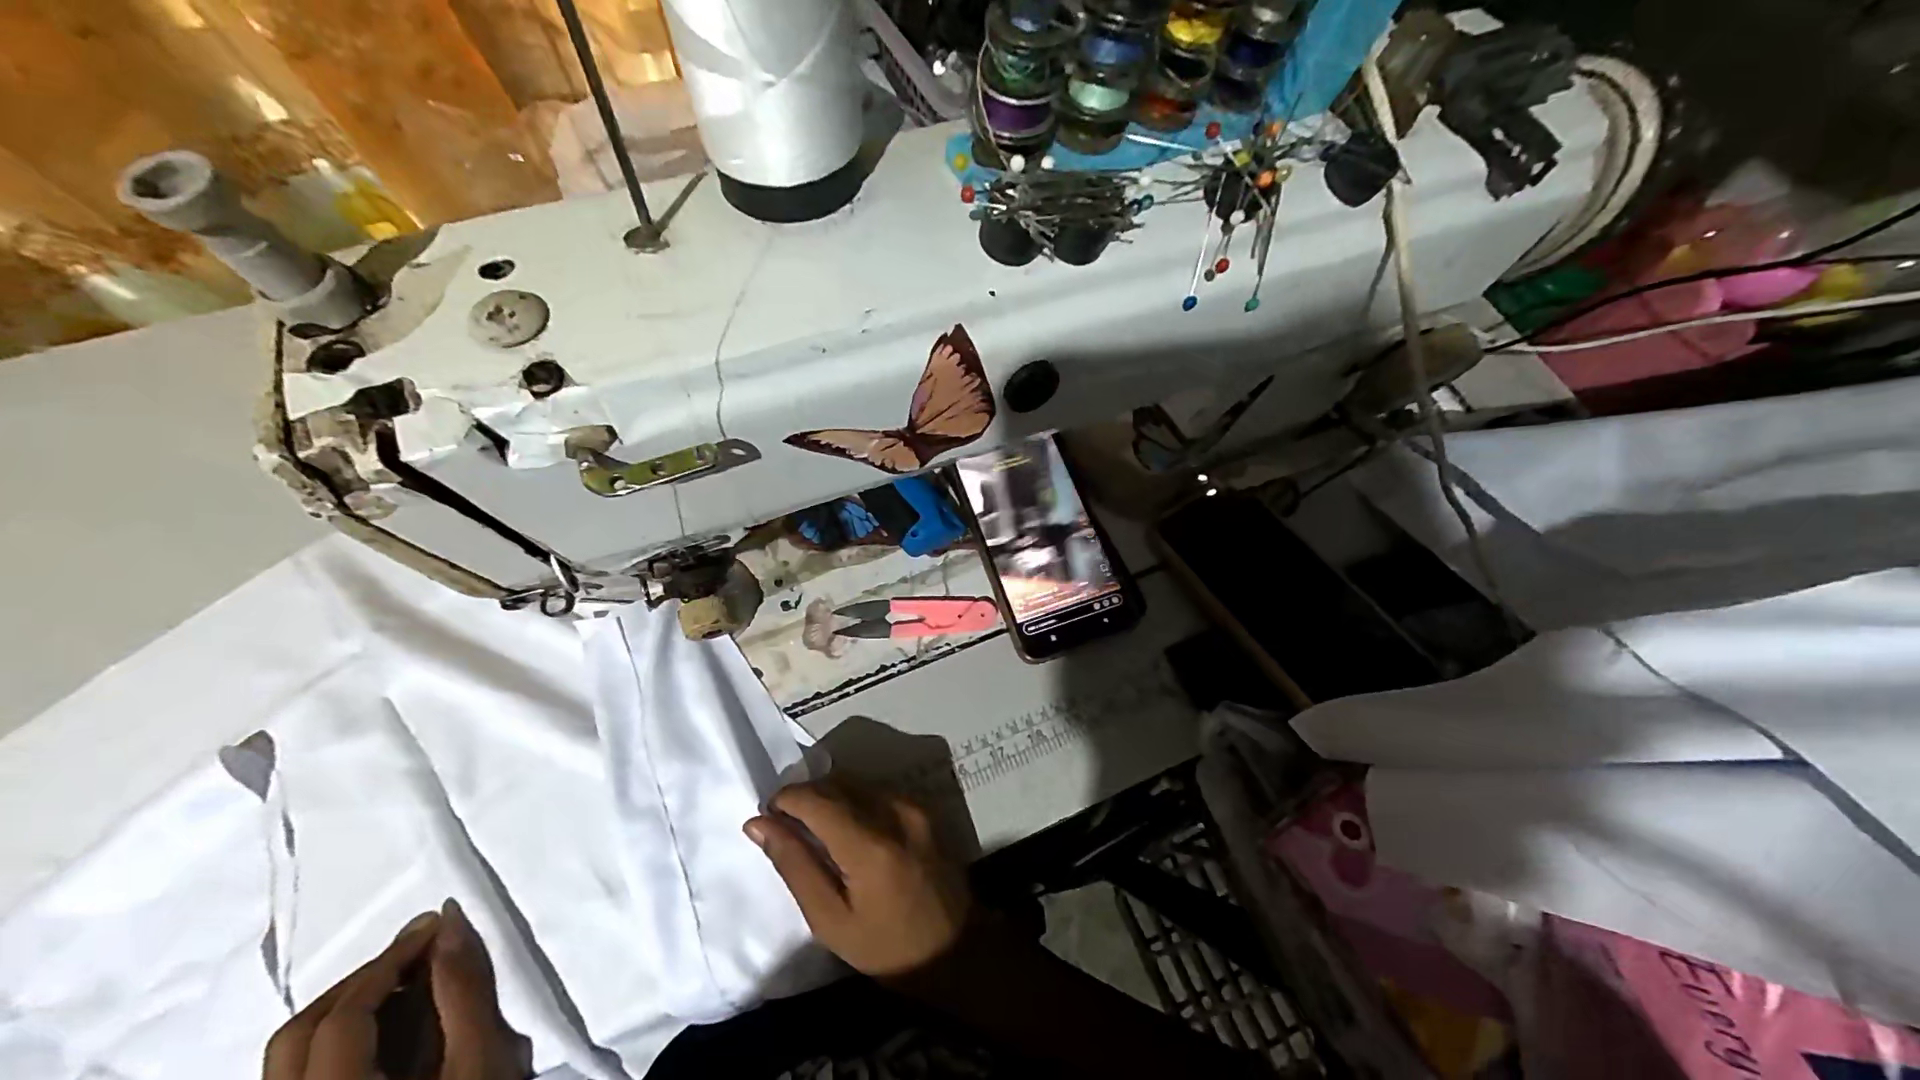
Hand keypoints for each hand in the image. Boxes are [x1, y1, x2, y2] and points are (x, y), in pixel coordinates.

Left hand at [263, 899, 531, 1079]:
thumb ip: (464, 992)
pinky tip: (392, 1025)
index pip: (342, 1015)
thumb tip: (450, 920)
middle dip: (363, 979)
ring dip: (350, 1005)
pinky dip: (342, 1036)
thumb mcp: (481, 1060)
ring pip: (293, 1053)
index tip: (436, 922)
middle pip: (298, 1032)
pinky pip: (303, 1070)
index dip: (389, 961)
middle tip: (420, 948)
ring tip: (411, 980)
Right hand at [744, 780, 970, 977]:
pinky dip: (854, 799)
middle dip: (805, 795)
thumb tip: (759, 824)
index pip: (817, 799)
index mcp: (870, 845)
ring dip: (829, 795)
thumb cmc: (886, 947)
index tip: (768, 815)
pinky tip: (846, 828)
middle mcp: (896, 813)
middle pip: (837, 782)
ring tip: (814, 828)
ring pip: (858, 782)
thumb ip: (794, 865)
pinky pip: (878, 790)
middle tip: (786, 824)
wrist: (956, 949)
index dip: (786, 799)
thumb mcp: (830, 920)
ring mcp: (915, 807)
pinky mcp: (925, 809)